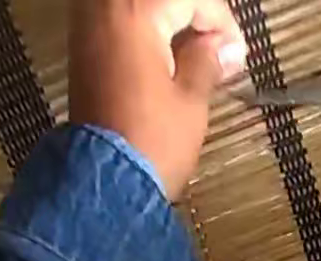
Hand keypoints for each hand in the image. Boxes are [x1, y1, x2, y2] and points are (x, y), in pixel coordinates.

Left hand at [68, 0, 248, 199]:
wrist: (107, 182)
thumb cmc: (153, 143)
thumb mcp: (190, 103)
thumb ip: (207, 62)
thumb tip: (227, 48)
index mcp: (136, 8)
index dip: (221, 20)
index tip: (238, 53)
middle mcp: (106, 3)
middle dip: (192, 13)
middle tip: (217, 44)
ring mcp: (88, 23)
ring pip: (136, 5)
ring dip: (166, 19)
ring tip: (194, 50)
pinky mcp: (82, 47)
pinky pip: (117, 16)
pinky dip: (144, 28)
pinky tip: (165, 54)